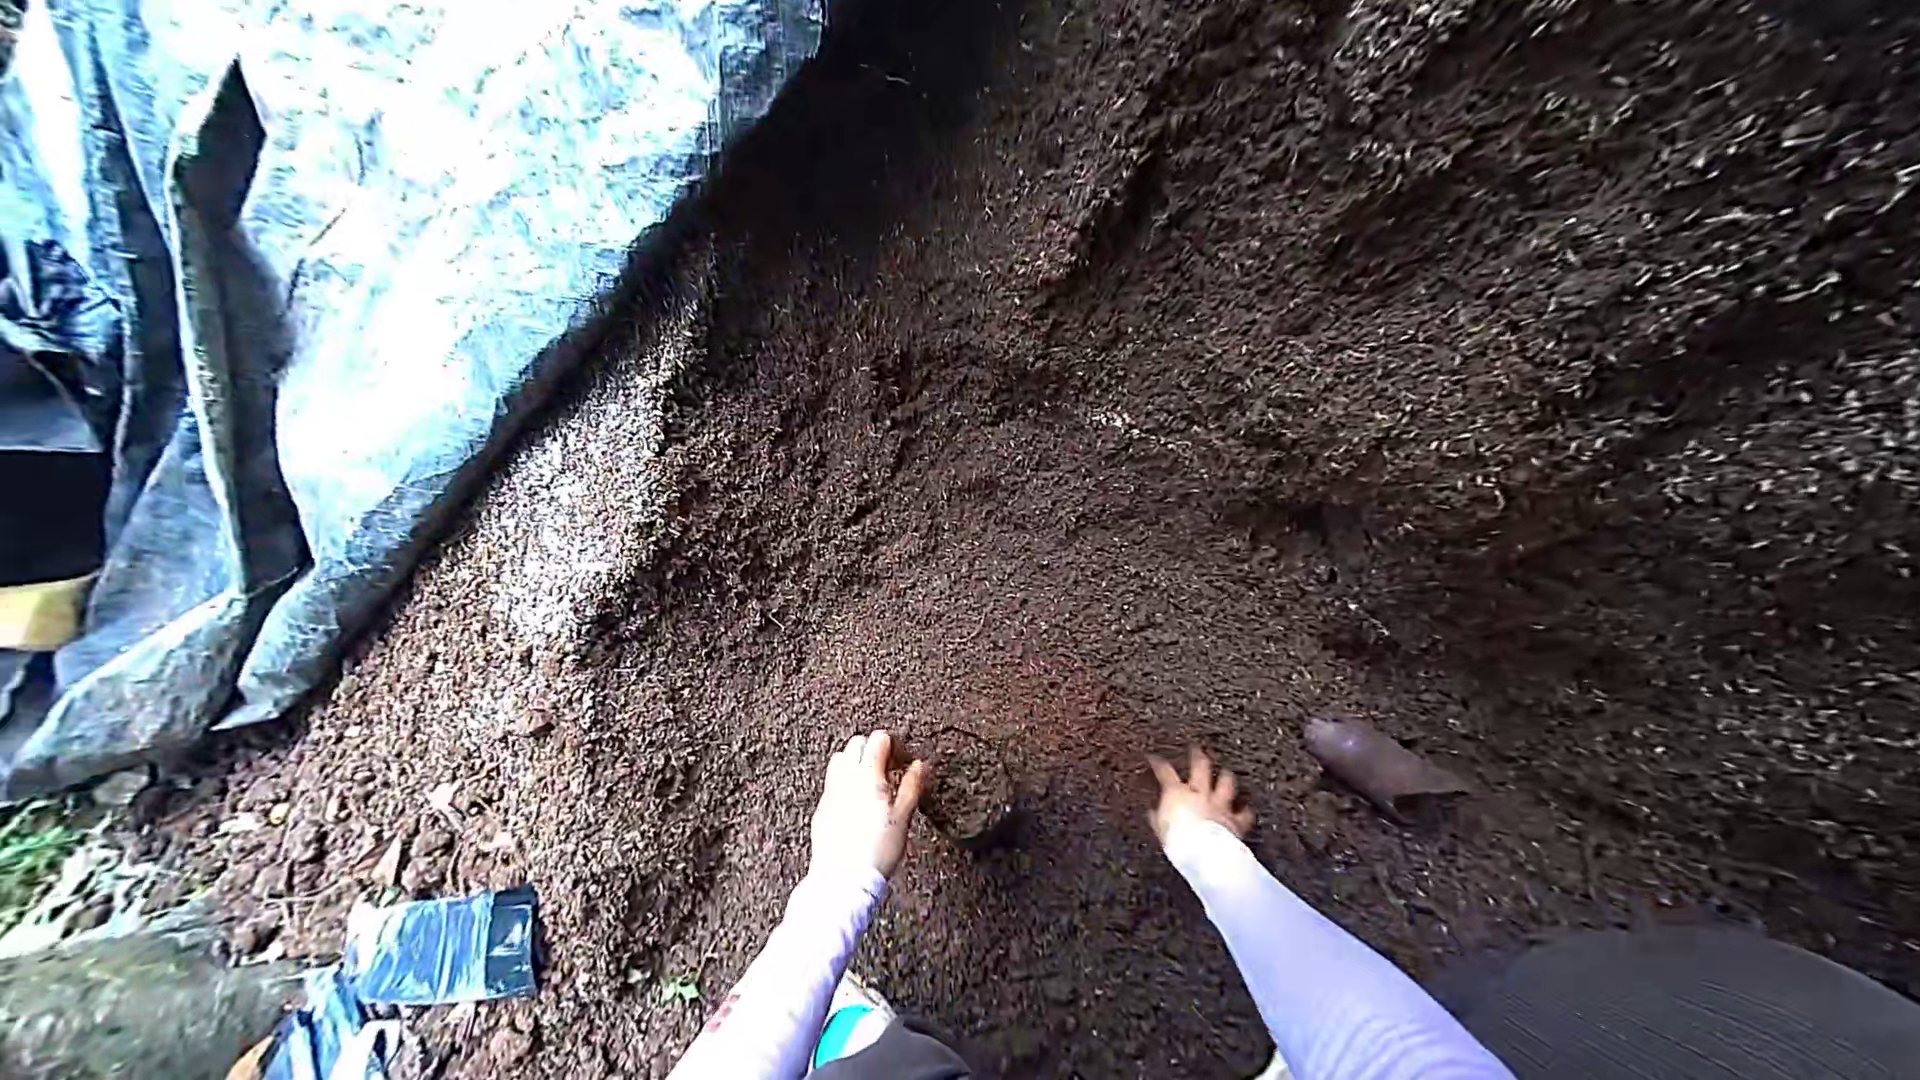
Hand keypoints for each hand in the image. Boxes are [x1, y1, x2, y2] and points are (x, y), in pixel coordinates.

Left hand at [810, 730, 929, 878]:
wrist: (843, 881)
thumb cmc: (876, 852)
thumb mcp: (903, 817)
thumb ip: (911, 785)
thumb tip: (919, 765)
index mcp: (867, 774)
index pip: (878, 739)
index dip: (893, 745)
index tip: (902, 760)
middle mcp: (845, 777)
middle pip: (856, 743)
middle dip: (872, 749)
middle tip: (888, 769)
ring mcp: (830, 792)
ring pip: (839, 759)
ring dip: (855, 762)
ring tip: (870, 782)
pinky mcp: (821, 808)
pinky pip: (832, 783)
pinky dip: (844, 782)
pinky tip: (855, 802)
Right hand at [1148, 746, 1253, 844]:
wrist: (1202, 853)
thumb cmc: (1178, 841)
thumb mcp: (1160, 828)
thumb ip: (1157, 817)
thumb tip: (1152, 813)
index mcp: (1177, 793)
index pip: (1164, 771)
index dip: (1158, 762)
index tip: (1154, 757)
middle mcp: (1199, 794)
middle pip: (1200, 766)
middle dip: (1198, 754)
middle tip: (1196, 748)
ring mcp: (1218, 805)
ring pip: (1225, 783)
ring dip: (1225, 776)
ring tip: (1226, 771)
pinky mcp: (1233, 820)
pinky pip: (1243, 814)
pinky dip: (1246, 811)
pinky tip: (1248, 808)